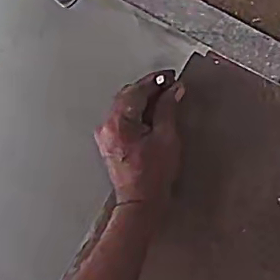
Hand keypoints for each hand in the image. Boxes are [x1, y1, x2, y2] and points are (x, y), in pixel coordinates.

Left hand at [95, 70, 184, 212]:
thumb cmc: (153, 177)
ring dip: (143, 99)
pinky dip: (137, 111)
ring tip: (164, 99)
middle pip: (127, 96)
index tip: (170, 77)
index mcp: (119, 123)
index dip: (156, 81)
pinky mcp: (110, 142)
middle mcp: (108, 127)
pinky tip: (152, 114)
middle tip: (169, 85)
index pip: (137, 91)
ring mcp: (106, 135)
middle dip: (149, 88)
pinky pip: (122, 118)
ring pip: (124, 106)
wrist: (141, 202)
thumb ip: (168, 110)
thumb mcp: (167, 138)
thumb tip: (173, 91)